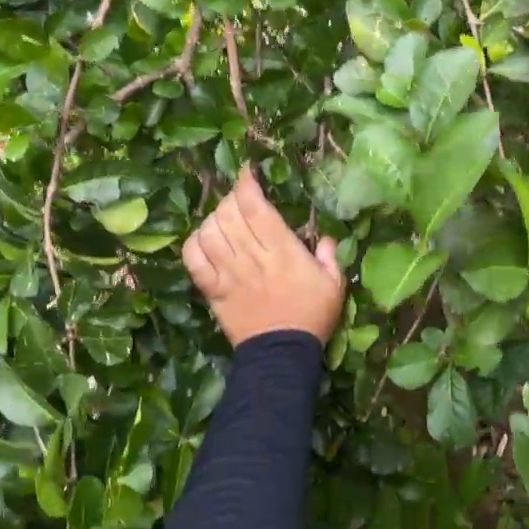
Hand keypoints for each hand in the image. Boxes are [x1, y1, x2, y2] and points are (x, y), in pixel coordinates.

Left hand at [181, 168, 345, 346]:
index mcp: (282, 251)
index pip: (257, 207)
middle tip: (239, 197)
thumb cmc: (311, 317)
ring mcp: (229, 274)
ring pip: (210, 232)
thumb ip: (330, 257)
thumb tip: (325, 236)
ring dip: (214, 218)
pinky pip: (194, 260)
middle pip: (230, 214)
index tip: (247, 173)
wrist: (281, 356)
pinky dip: (194, 244)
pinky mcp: (212, 291)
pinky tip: (204, 240)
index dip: (247, 184)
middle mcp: (252, 257)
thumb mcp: (334, 285)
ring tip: (224, 218)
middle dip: (232, 198)